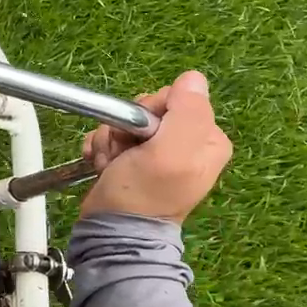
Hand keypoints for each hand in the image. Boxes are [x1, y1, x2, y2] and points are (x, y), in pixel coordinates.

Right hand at [80, 70, 231, 222]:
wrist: (113, 229)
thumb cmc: (143, 193)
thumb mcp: (171, 152)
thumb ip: (187, 113)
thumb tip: (193, 77)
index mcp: (206, 139)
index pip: (173, 99)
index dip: (148, 112)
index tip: (140, 137)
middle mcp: (185, 142)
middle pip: (145, 110)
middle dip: (124, 128)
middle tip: (124, 153)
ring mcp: (157, 152)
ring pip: (122, 122)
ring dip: (109, 140)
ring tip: (112, 164)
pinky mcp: (131, 159)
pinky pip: (109, 136)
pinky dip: (100, 148)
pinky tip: (103, 165)